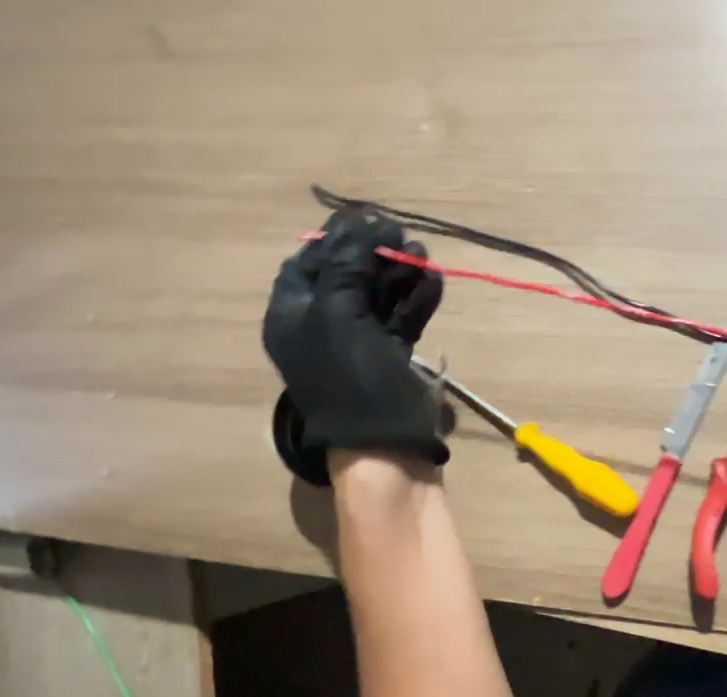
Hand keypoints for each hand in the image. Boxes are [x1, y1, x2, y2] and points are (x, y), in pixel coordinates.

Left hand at [263, 211, 446, 462]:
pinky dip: (417, 299)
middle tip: (403, 238)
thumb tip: (365, 222)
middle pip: (347, 274)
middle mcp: (321, 326)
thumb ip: (347, 261)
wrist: (386, 447)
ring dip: (401, 272)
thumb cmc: (352, 378)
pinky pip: (401, 318)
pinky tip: (434, 282)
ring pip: (378, 294)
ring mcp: (358, 343)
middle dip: (376, 253)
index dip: (335, 237)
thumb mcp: (338, 312)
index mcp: (292, 316)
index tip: (367, 220)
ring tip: (424, 257)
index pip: (307, 261)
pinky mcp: (390, 357)